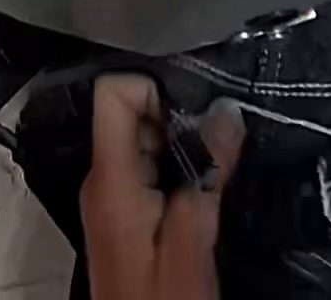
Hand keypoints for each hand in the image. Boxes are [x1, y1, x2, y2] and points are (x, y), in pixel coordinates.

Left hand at [79, 74, 245, 299]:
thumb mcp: (192, 242)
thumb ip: (207, 170)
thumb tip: (227, 109)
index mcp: (109, 176)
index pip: (112, 92)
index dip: (152, 88)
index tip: (193, 110)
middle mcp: (102, 177)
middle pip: (130, 111)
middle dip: (176, 115)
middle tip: (216, 138)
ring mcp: (112, 196)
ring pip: (143, 137)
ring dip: (181, 141)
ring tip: (217, 159)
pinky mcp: (126, 215)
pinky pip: (149, 165)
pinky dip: (177, 163)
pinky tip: (206, 181)